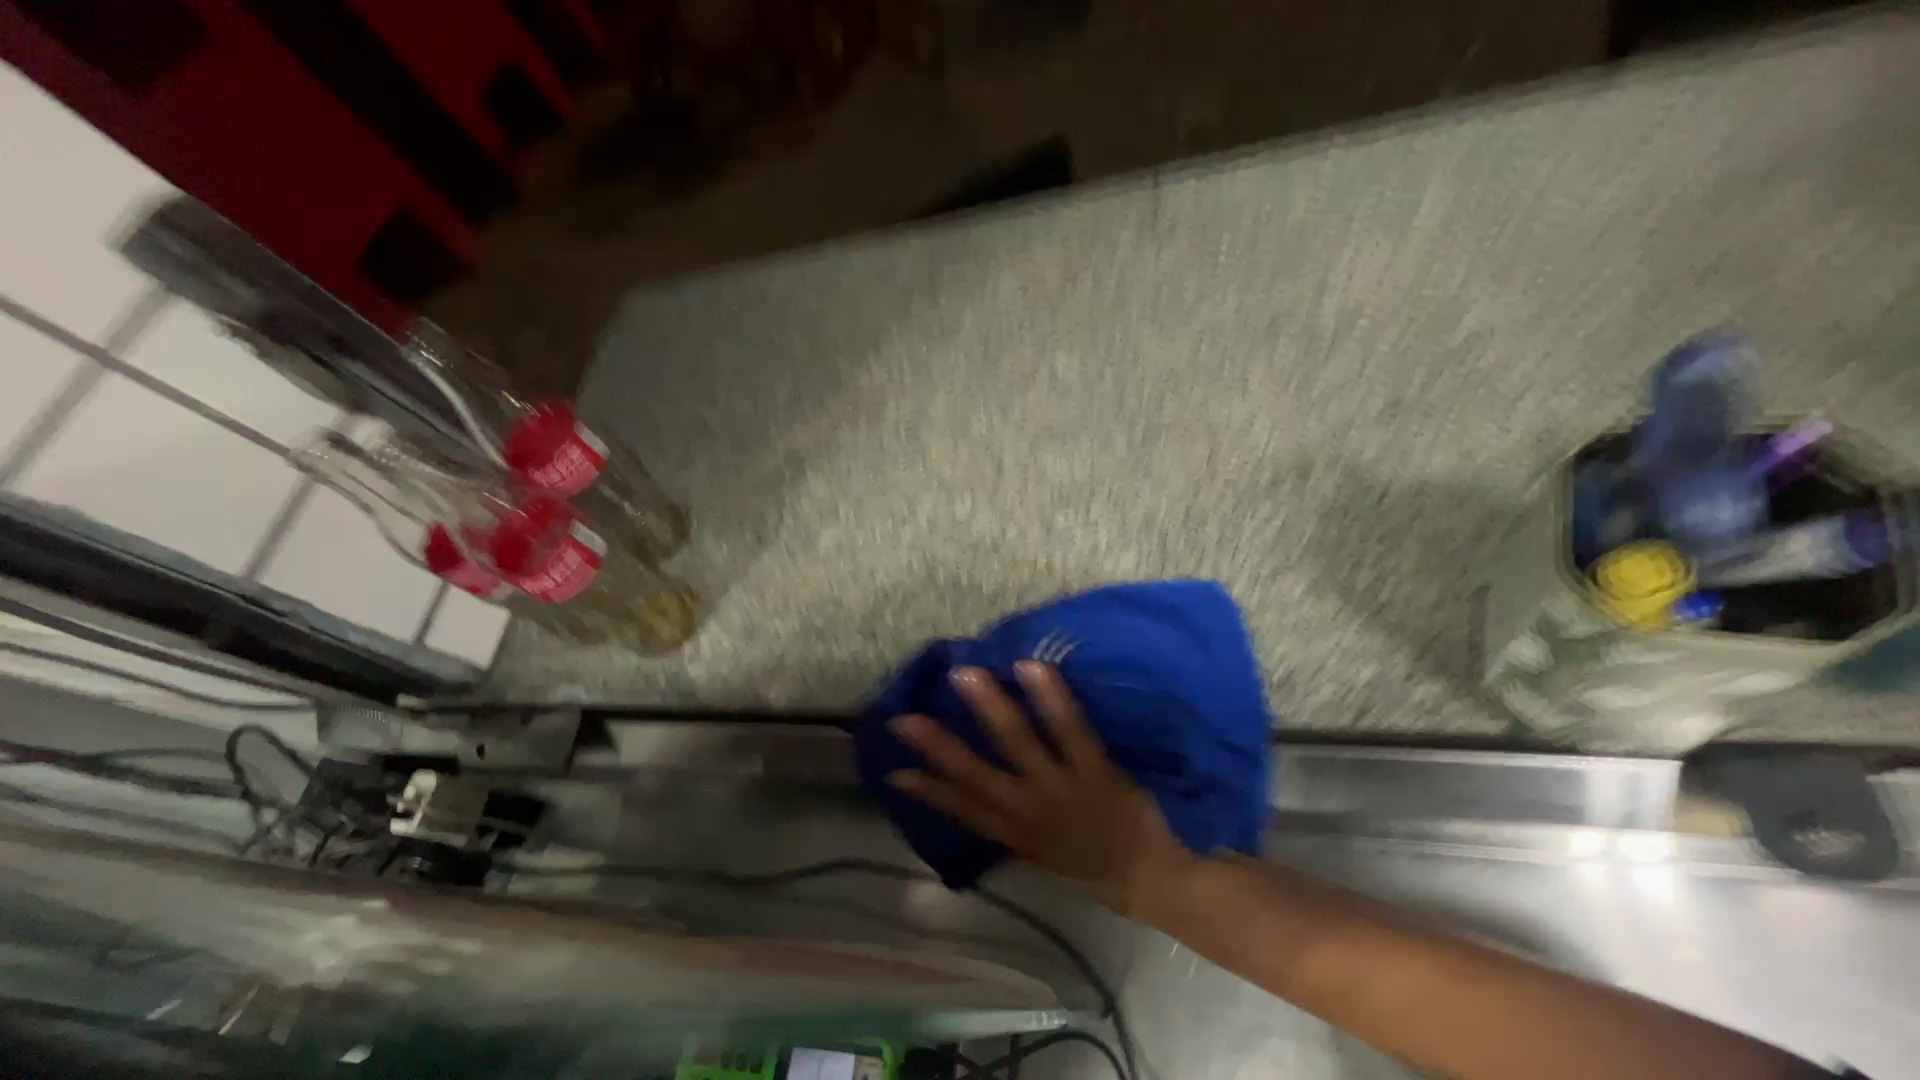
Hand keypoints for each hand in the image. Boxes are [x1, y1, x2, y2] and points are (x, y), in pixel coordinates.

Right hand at [887, 661, 1195, 912]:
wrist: (1158, 881)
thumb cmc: (1101, 865)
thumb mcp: (1049, 856)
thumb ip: (1018, 828)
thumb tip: (991, 799)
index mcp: (1018, 835)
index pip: (964, 811)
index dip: (928, 792)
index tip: (892, 770)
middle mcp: (1030, 812)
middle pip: (976, 776)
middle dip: (938, 747)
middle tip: (903, 719)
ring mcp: (1062, 788)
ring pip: (1016, 744)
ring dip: (988, 707)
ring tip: (964, 674)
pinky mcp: (1096, 770)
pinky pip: (1069, 728)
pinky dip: (1050, 697)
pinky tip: (1032, 666)